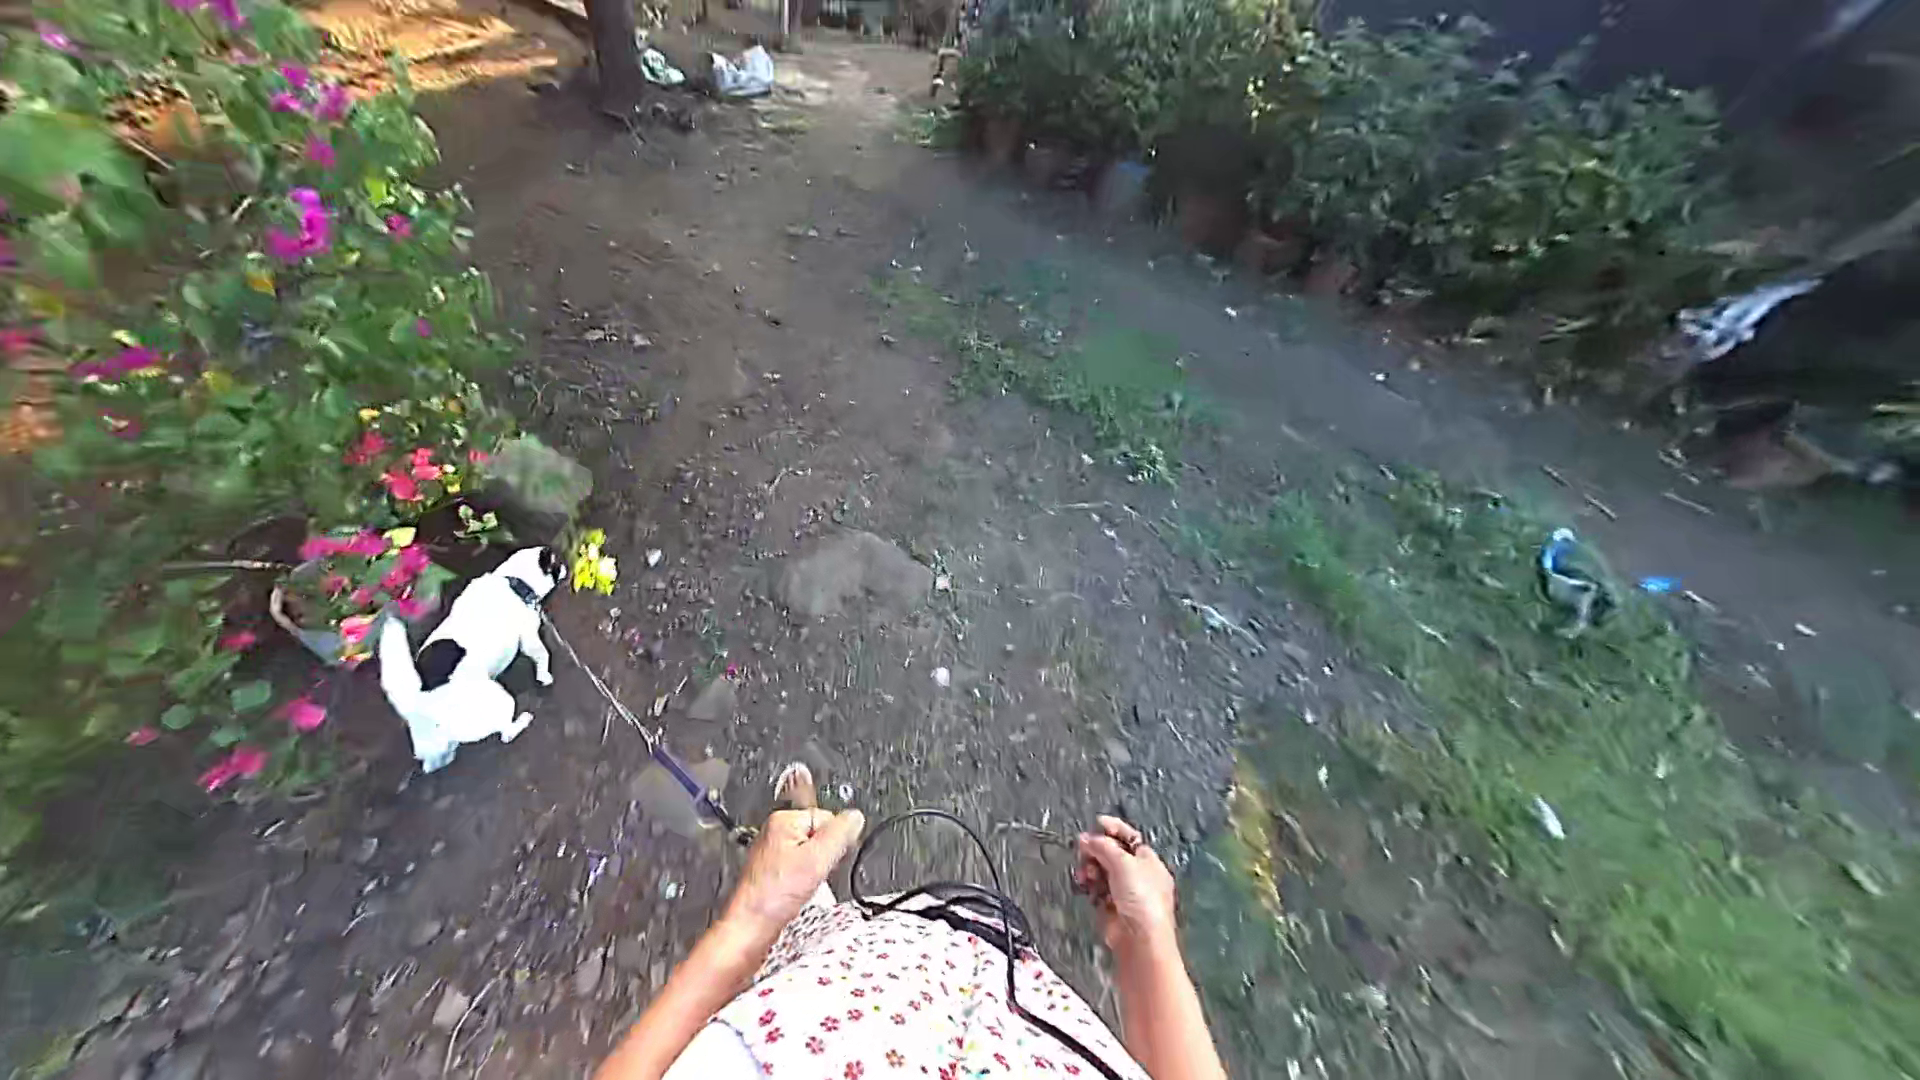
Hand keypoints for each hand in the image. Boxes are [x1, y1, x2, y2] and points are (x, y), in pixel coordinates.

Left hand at [722, 806, 865, 942]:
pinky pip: (801, 867)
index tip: (831, 858)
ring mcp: (773, 851)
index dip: (836, 840)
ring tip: (804, 885)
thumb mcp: (818, 859)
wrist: (748, 931)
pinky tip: (797, 891)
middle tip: (815, 874)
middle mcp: (775, 831)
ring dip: (815, 869)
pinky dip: (805, 879)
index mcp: (784, 819)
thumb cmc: (773, 896)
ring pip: (811, 853)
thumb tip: (856, 817)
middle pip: (820, 834)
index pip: (828, 817)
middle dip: (825, 855)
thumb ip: (840, 834)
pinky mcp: (773, 870)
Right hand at [1074, 815, 1177, 954]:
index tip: (1097, 822)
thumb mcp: (1123, 862)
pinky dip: (1090, 885)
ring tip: (1085, 872)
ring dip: (1090, 868)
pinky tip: (1085, 885)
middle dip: (1096, 849)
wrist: (1139, 939)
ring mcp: (1124, 892)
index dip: (1114, 828)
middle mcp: (1137, 874)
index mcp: (1148, 861)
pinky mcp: (1111, 907)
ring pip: (1101, 871)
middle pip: (1112, 853)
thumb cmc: (1140, 896)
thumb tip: (1086, 839)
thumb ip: (1103, 846)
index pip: (1129, 837)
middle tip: (1083, 849)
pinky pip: (1096, 889)